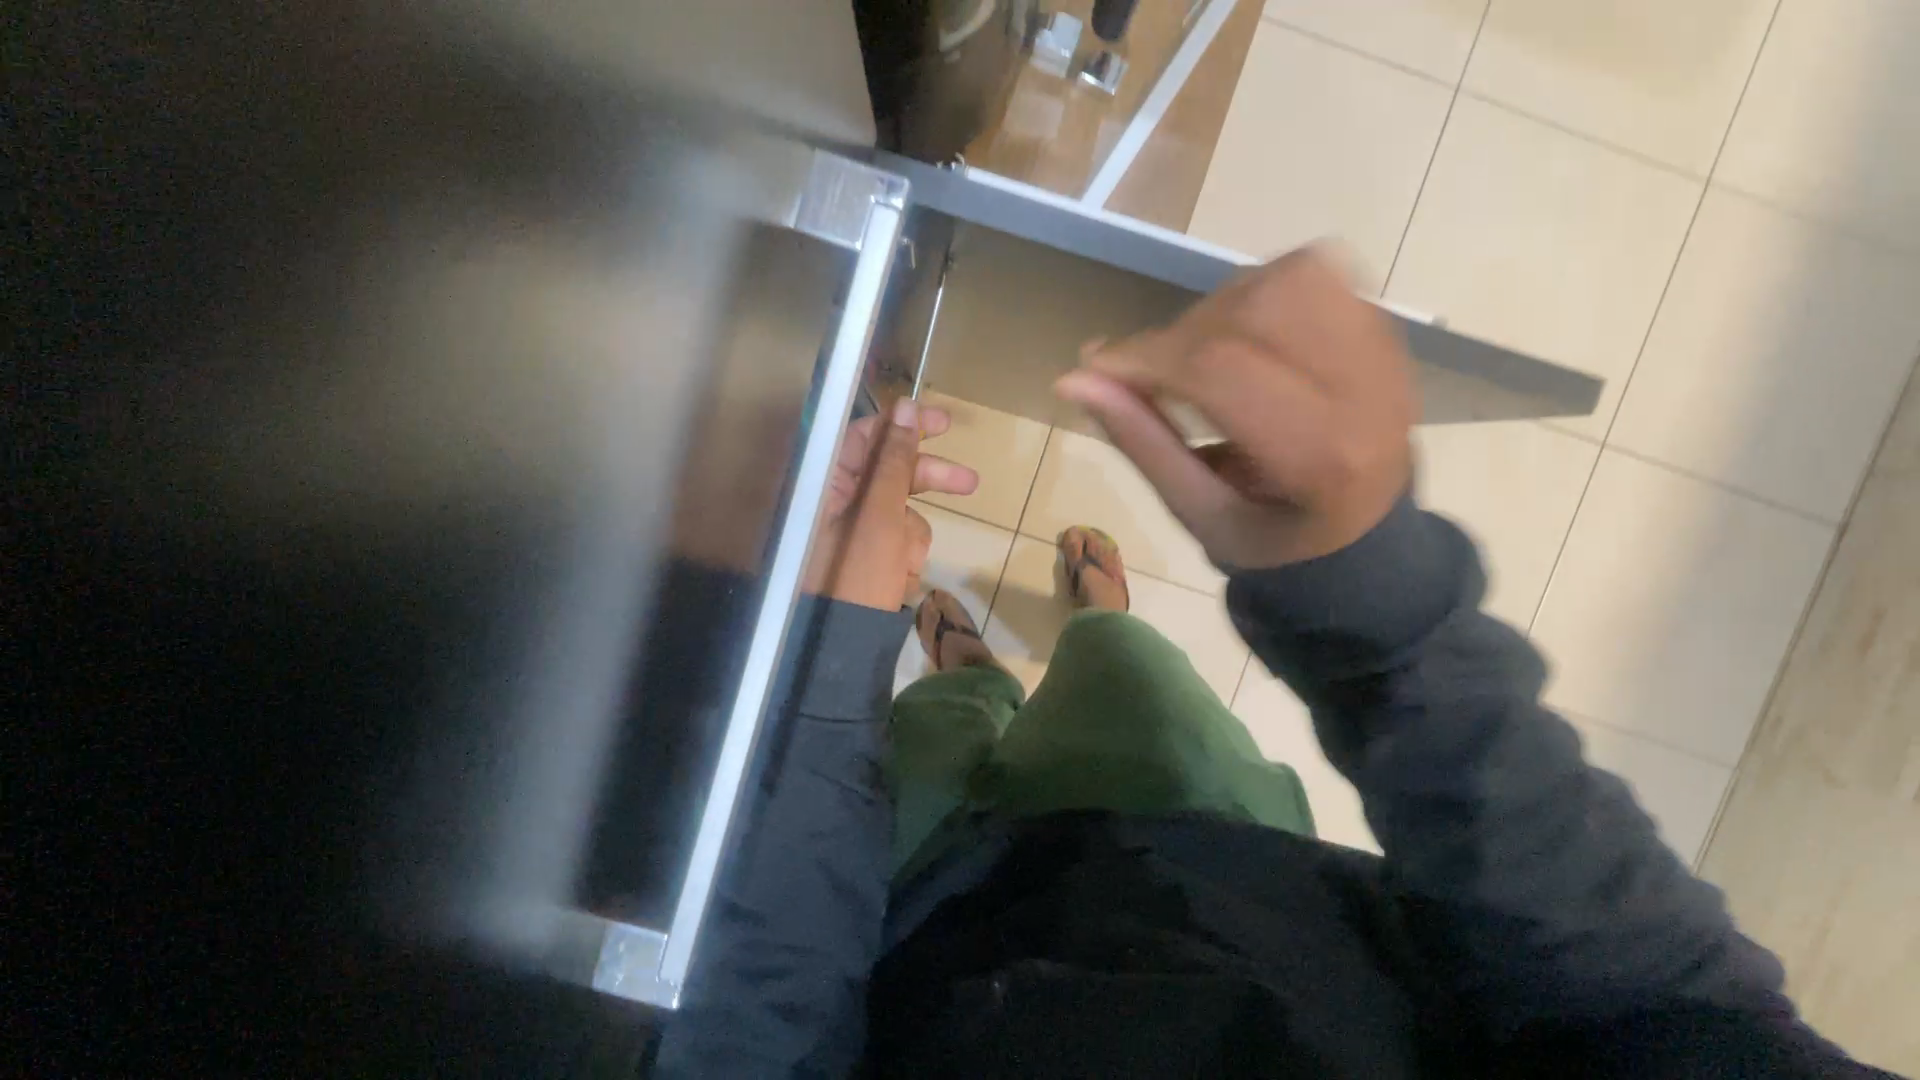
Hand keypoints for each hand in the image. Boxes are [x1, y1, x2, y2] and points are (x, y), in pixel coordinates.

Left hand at [804, 398, 977, 610]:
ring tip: (902, 565)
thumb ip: (894, 459)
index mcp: (827, 480)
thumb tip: (904, 405)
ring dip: (912, 537)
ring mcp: (852, 529)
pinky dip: (904, 558)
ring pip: (903, 510)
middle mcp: (836, 498)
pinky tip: (897, 581)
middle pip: (891, 471)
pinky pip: (899, 540)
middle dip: (928, 483)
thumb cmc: (857, 575)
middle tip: (970, 483)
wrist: (843, 648)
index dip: (905, 424)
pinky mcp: (867, 556)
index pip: (867, 435)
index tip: (945, 425)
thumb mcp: (880, 513)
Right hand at [1054, 248, 1414, 568]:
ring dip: (1220, 307)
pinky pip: (1312, 275)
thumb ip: (1141, 444)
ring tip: (1199, 357)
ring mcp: (1383, 350)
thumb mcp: (1198, 513)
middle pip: (1254, 309)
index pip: (1219, 368)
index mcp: (1320, 455)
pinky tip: (1242, 339)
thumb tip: (1073, 379)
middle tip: (1153, 375)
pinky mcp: (1383, 328)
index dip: (1144, 358)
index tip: (1096, 370)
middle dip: (1180, 334)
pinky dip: (1258, 295)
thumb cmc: (1272, 539)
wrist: (1362, 535)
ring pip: (1285, 278)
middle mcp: (1365, 389)